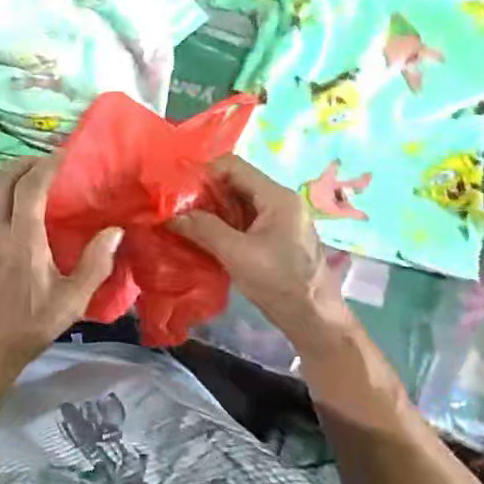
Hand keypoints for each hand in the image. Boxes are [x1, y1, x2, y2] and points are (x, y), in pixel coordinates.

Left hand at [0, 155, 122, 396]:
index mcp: (23, 240)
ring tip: (20, 179)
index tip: (63, 156)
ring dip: (0, 178)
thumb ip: (95, 263)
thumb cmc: (32, 324)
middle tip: (42, 165)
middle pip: (0, 180)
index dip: (46, 165)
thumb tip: (114, 231)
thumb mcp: (72, 299)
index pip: (30, 187)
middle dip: (22, 164)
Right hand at [169, 155, 351, 350]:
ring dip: (209, 209)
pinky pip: (241, 219)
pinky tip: (201, 235)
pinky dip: (220, 223)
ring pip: (236, 201)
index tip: (176, 190)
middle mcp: (279, 200)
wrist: (312, 317)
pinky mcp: (272, 235)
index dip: (202, 172)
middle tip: (174, 207)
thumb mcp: (236, 254)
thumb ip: (203, 228)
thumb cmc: (279, 281)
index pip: (233, 166)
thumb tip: (170, 215)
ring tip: (182, 221)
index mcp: (276, 197)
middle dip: (202, 192)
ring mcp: (277, 219)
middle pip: (234, 182)